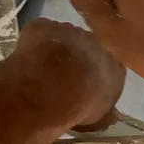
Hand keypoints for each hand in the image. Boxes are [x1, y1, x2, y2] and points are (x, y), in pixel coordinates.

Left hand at [7, 18, 125, 132]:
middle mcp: (95, 41)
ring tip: (42, 69)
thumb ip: (107, 113)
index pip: (109, 66)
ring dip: (55, 49)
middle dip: (76, 58)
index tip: (85, 84)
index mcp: (114, 63)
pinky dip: (35, 42)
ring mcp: (68, 29)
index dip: (94, 74)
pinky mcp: (43, 25)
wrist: (50, 87)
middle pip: (86, 46)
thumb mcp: (99, 118)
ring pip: (62, 37)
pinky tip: (29, 58)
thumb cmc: (80, 106)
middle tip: (62, 76)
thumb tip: (113, 115)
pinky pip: (40, 31)